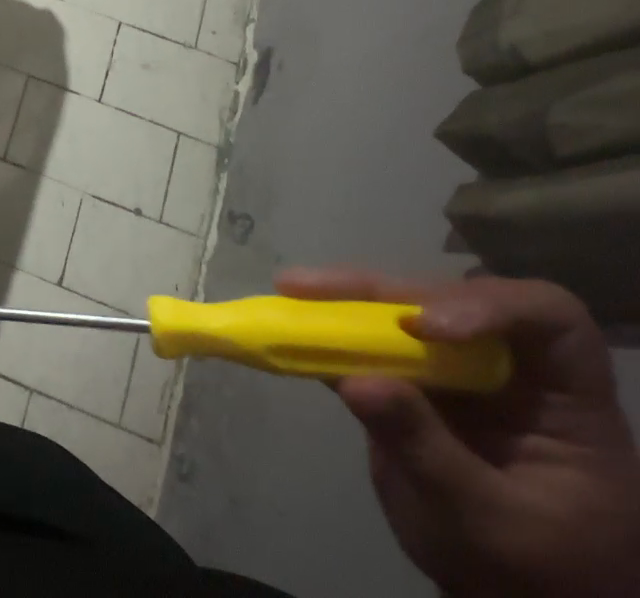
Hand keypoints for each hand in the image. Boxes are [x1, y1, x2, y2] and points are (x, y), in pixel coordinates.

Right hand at [278, 268, 639, 596]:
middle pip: (453, 302)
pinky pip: (370, 350)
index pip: (546, 320)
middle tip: (306, 287)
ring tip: (288, 292)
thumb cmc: (529, 565)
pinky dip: (327, 335)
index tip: (421, 325)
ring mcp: (458, 380)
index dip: (488, 305)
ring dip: (346, 302)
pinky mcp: (411, 391)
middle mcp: (511, 373)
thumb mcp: (483, 515)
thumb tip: (357, 381)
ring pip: (404, 317)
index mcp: (564, 399)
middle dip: (381, 292)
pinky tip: (287, 327)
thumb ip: (425, 447)